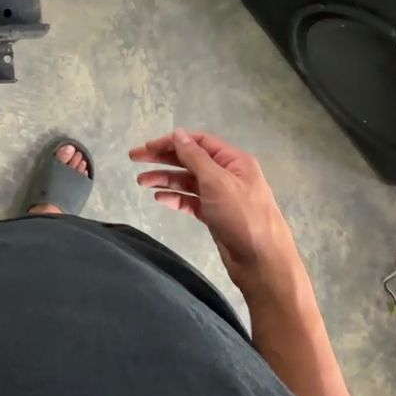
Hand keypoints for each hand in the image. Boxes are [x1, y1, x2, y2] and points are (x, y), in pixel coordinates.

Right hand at [130, 129, 305, 295]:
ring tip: (141, 182)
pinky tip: (160, 198)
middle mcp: (227, 175)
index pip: (198, 142)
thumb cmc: (242, 217)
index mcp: (234, 161)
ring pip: (188, 182)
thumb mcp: (217, 182)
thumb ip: (195, 157)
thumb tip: (178, 133)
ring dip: (165, 179)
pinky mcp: (215, 216)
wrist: (261, 261)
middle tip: (134, 158)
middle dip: (163, 158)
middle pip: (190, 160)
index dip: (172, 142)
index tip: (147, 147)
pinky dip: (175, 198)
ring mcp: (221, 196)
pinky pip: (191, 201)